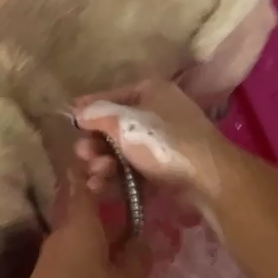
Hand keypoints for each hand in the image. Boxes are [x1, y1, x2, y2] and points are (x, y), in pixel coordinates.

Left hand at [2, 156, 151, 277]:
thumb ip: (137, 258)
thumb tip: (144, 237)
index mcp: (79, 224)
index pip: (84, 179)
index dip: (98, 164)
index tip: (116, 154)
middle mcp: (61, 233)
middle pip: (83, 203)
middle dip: (107, 195)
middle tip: (137, 194)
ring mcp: (51, 257)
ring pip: (81, 229)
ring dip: (103, 225)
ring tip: (133, 231)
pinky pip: (75, 251)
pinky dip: (94, 247)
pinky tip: (113, 262)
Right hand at [73, 77, 234, 198]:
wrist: (209, 180)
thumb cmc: (164, 142)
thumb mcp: (125, 123)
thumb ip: (98, 115)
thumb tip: (79, 112)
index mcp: (152, 91)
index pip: (112, 95)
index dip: (90, 107)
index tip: (69, 119)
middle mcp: (158, 112)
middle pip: (116, 126)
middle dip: (95, 142)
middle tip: (81, 154)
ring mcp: (163, 142)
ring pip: (123, 151)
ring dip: (103, 162)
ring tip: (94, 174)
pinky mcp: (166, 169)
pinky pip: (134, 170)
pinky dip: (117, 177)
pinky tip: (101, 187)